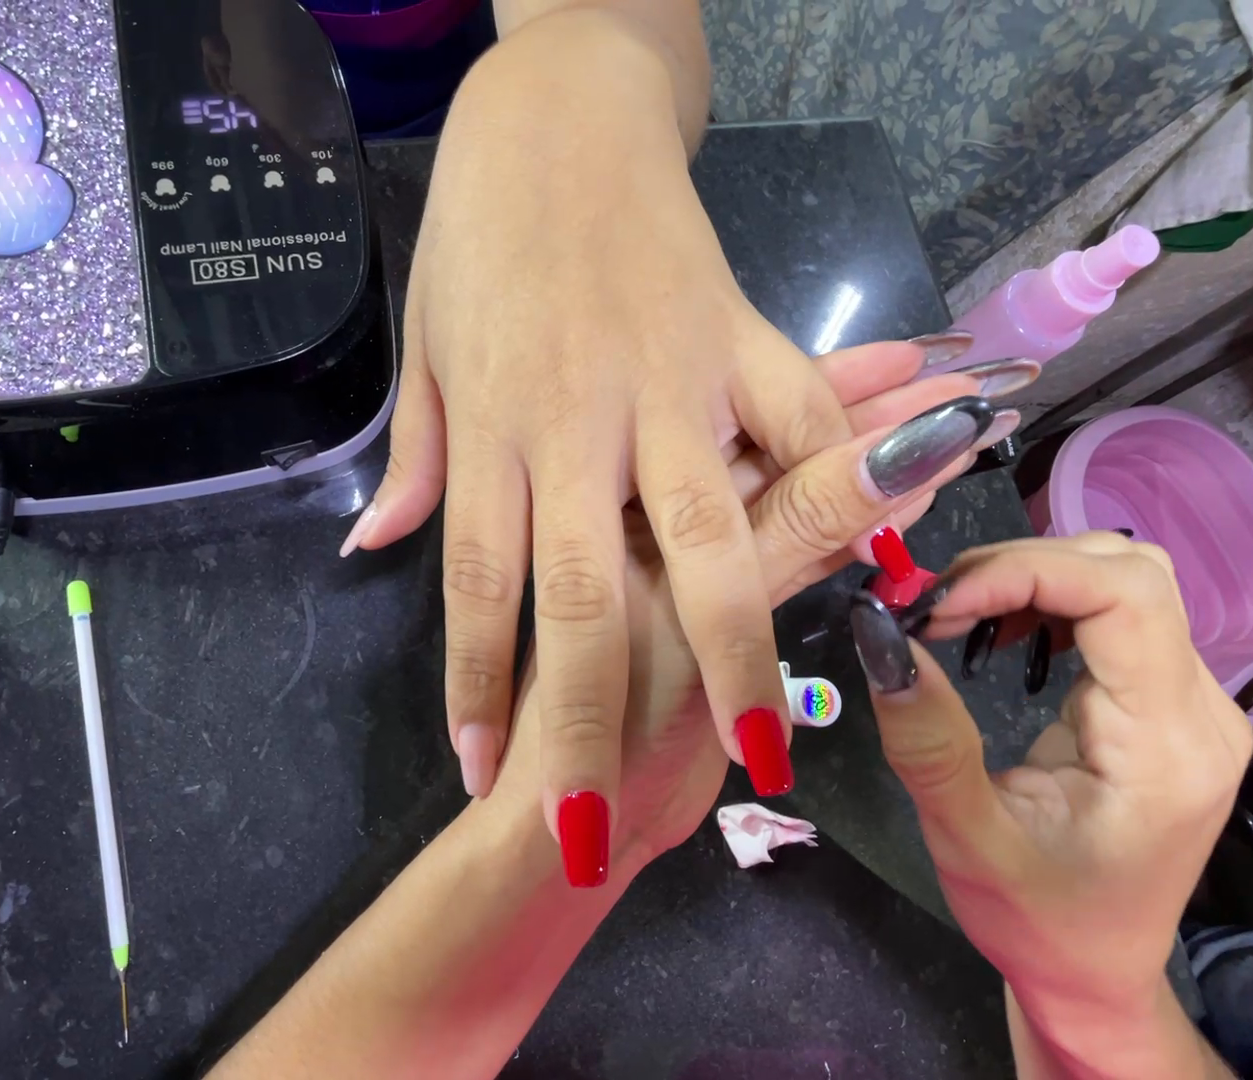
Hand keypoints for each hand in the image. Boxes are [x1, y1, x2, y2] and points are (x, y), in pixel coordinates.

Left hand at [343, 12, 970, 848]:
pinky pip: (797, 424)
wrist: (557, 107)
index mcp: (490, 427)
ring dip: (727, 650)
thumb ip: (413, 457)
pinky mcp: (741, 335)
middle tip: (601, 823)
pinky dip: (841, 493)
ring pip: (702, 537)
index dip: (475, 689)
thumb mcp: (425, 343)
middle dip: (590, 719)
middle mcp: (575, 421)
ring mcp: (667, 379)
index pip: (474, 586)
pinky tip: (878, 571)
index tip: (485, 776)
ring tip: (752, 747)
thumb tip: (374, 552)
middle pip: (582, 594)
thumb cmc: (480, 231)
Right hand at [851, 534, 1251, 1075]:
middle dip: (1019, 566)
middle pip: (1129, 572)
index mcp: (1166, 744)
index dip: (1023, 572)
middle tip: (934, 607)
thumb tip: (879, 635)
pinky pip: (1112, 611)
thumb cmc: (1034, 917)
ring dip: (1027, 576)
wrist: (1093, 968)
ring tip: (955, 615)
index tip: (936, 602)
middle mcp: (1197, 709)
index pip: (1126, 596)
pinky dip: (1041, 598)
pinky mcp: (1160, 700)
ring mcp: (1187, 701)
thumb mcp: (966, 837)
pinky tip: (995, 630)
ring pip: (1122, 579)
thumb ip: (927, 739)